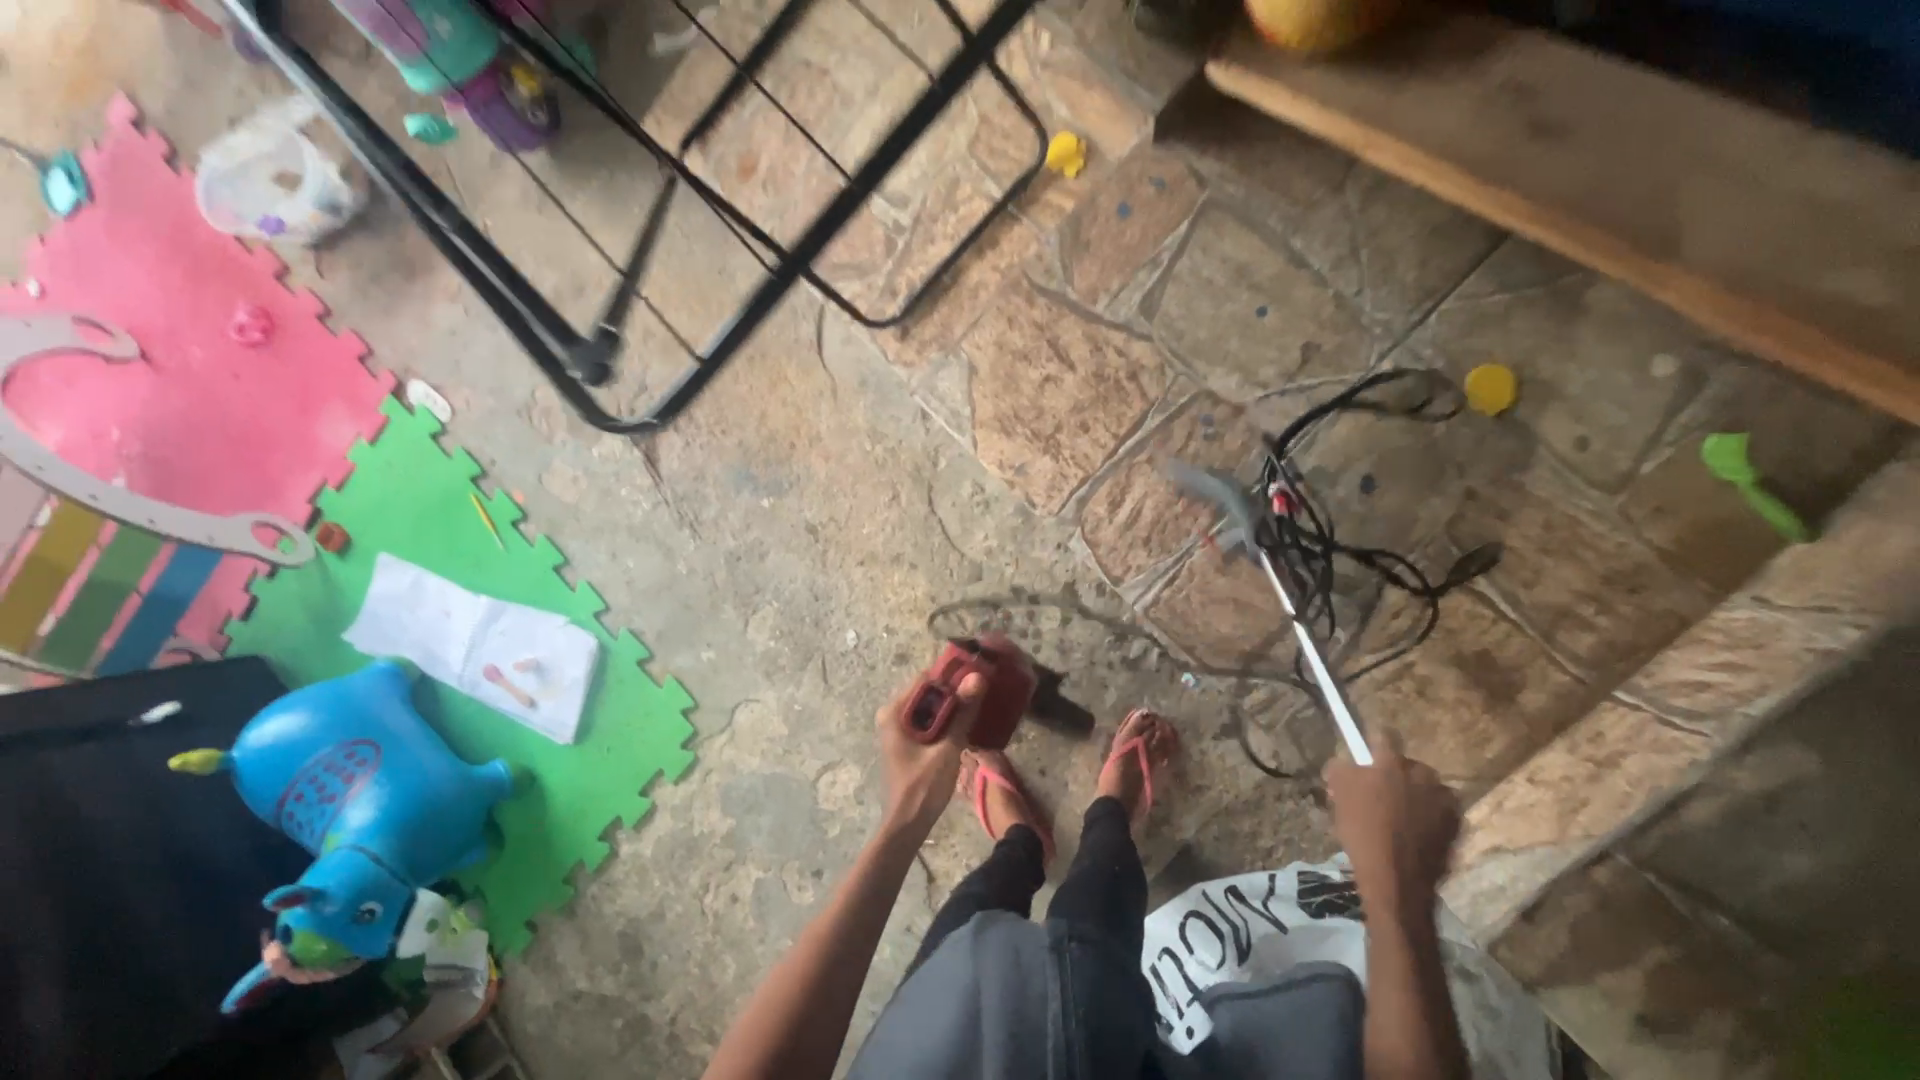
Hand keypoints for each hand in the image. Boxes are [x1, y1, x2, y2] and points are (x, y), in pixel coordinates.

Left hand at [875, 672, 984, 836]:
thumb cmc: (923, 787)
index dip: (952, 675)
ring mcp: (897, 728)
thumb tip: (978, 677)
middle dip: (954, 691)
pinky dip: (945, 719)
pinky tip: (966, 722)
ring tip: (979, 703)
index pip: (926, 679)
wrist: (907, 824)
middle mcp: (891, 714)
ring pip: (929, 706)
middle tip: (983, 690)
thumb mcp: (948, 748)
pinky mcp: (906, 740)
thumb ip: (963, 712)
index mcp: (894, 711)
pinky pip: (928, 720)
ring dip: (952, 706)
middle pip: (928, 692)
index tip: (978, 675)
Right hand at [1323, 731, 1460, 918]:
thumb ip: (1340, 771)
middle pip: (1408, 763)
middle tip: (1381, 794)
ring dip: (1416, 794)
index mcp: (1391, 763)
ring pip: (1427, 787)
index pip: (1384, 735)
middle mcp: (1422, 773)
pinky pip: (1441, 809)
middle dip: (1397, 773)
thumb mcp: (1338, 797)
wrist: (1396, 877)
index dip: (1373, 742)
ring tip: (1402, 817)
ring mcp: (1444, 798)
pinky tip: (1417, 832)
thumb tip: (1344, 763)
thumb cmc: (1362, 832)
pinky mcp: (1456, 822)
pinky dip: (1431, 816)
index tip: (1367, 754)